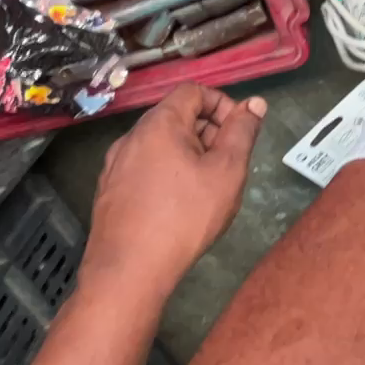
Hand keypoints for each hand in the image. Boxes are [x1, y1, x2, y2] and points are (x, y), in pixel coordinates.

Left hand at [80, 84, 267, 300]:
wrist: (127, 273)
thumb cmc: (185, 215)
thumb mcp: (228, 169)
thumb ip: (243, 130)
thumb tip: (254, 104)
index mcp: (159, 126)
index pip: (194, 91)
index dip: (223, 104)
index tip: (239, 133)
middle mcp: (131, 139)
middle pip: (178, 115)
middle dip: (210, 131)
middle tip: (229, 162)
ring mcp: (115, 167)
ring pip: (163, 143)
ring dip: (192, 153)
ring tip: (209, 185)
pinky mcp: (109, 192)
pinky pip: (147, 166)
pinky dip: (170, 171)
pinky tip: (181, 203)